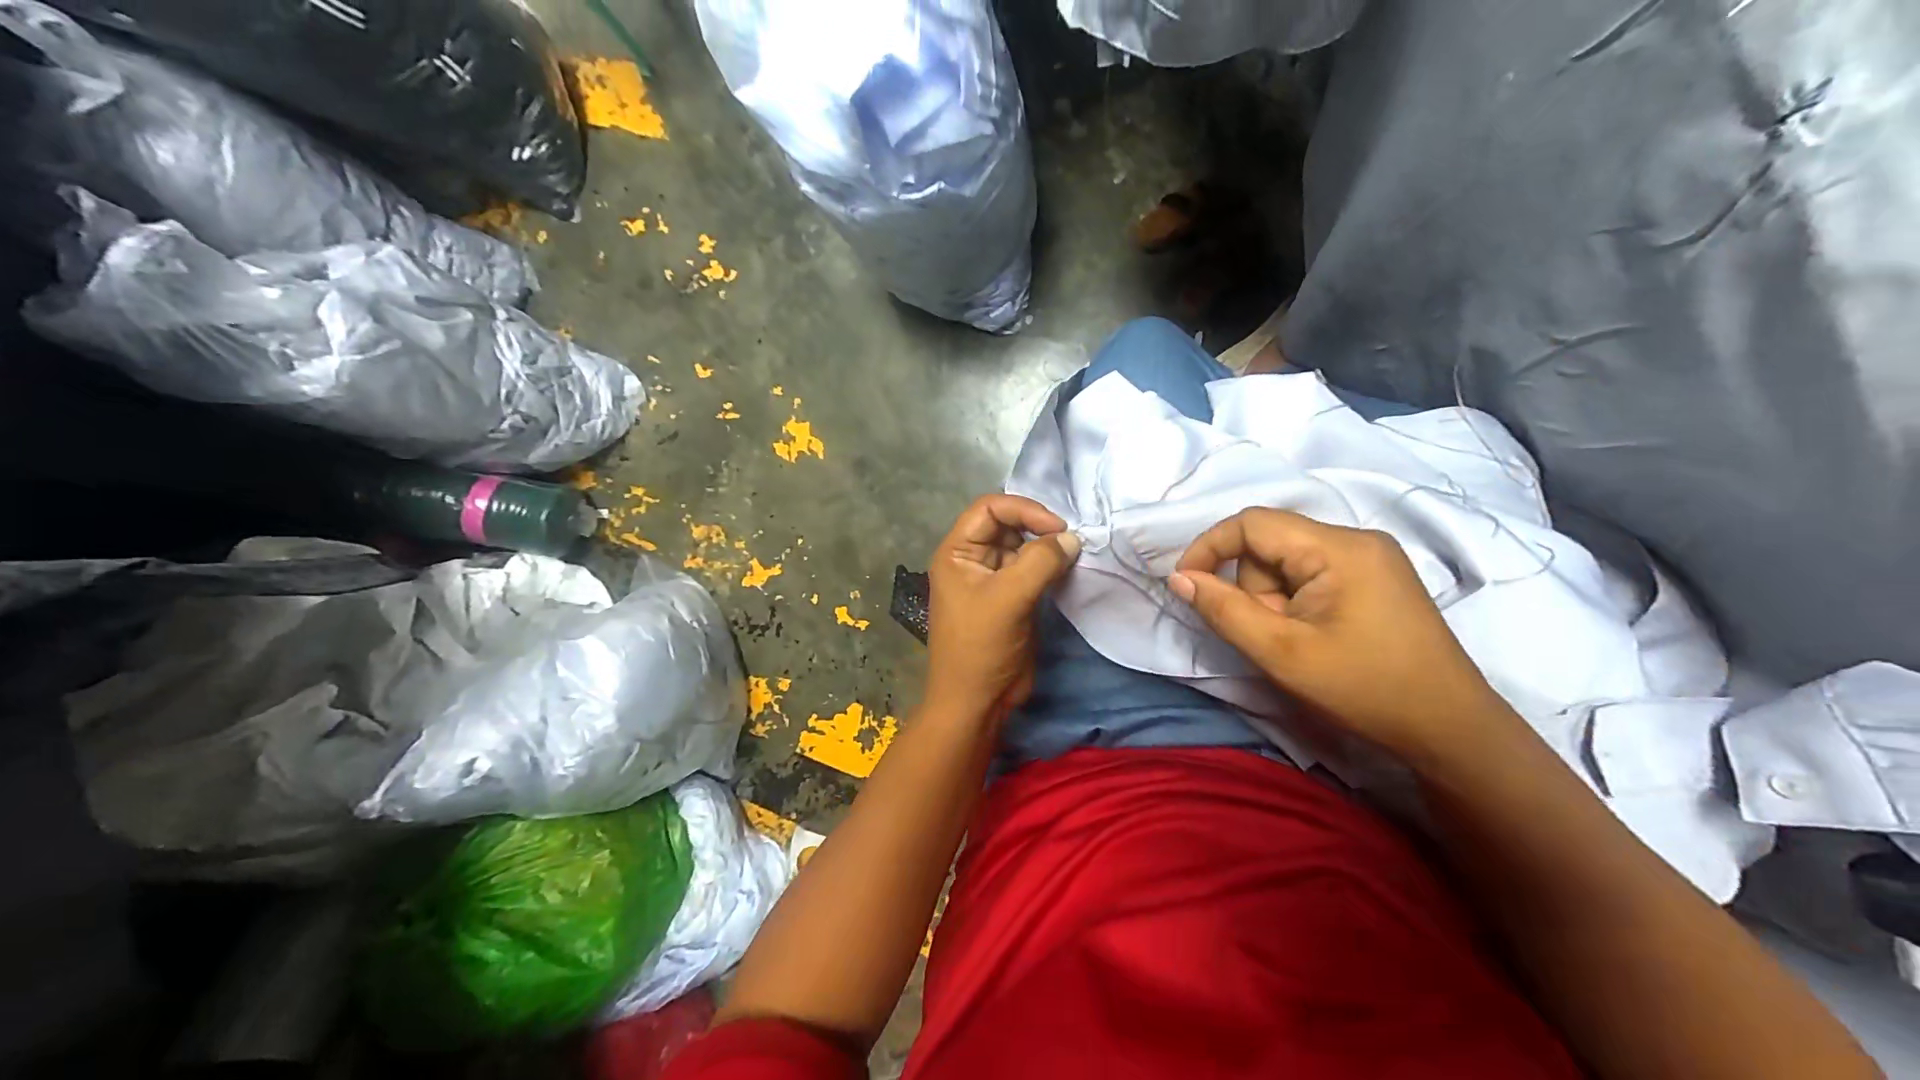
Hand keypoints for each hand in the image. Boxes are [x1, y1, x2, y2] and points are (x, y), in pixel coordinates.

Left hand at [925, 495, 1081, 716]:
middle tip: (1070, 541)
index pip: (989, 509)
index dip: (1022, 510)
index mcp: (957, 552)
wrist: (977, 701)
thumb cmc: (981, 647)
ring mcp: (993, 579)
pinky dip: (1051, 566)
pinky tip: (1070, 568)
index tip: (1056, 527)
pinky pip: (1033, 570)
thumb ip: (1040, 562)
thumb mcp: (1008, 598)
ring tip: (1074, 553)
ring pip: (1023, 547)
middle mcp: (972, 559)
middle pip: (1008, 524)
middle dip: (1038, 526)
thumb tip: (1071, 539)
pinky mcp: (1012, 598)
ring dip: (1048, 547)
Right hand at [1169, 508, 1518, 759]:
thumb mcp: (1281, 653)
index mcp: (1339, 548)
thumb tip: (1179, 578)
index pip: (1253, 523)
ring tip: (1297, 643)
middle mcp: (1357, 539)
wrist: (1449, 729)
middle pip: (1270, 545)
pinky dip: (1294, 603)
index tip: (1186, 585)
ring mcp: (1370, 558)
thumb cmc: (1364, 689)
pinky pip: (1311, 575)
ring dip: (1273, 601)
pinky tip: (1312, 637)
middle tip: (1268, 636)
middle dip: (1252, 589)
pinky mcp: (1374, 578)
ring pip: (1287, 563)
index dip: (1209, 548)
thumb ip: (1224, 610)